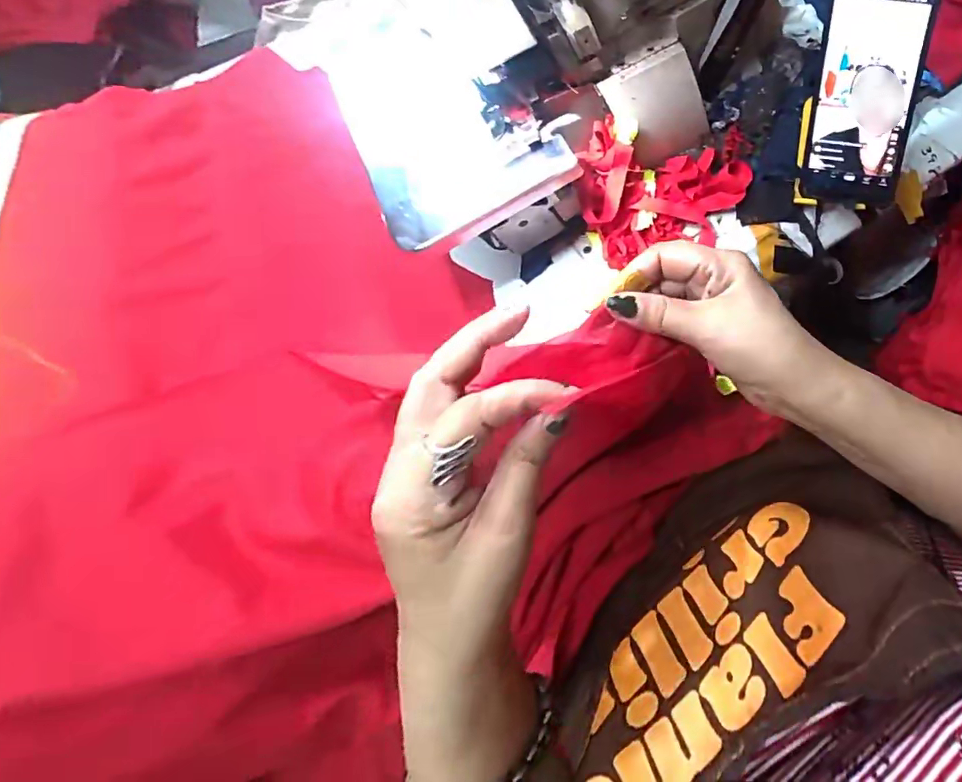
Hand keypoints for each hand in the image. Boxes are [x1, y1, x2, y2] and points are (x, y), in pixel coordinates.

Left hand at [373, 307, 572, 781]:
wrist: (447, 648)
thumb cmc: (475, 600)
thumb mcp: (508, 532)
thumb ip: (528, 460)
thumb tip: (558, 404)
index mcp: (410, 491)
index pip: (464, 420)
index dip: (515, 396)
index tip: (564, 390)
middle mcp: (397, 469)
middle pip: (428, 385)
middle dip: (473, 344)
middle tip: (519, 313)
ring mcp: (405, 468)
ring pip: (432, 394)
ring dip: (470, 357)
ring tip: (511, 327)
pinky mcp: (423, 472)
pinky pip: (444, 415)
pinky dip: (473, 386)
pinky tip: (498, 369)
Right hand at [602, 241, 840, 419]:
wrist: (796, 385)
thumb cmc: (755, 345)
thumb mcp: (705, 325)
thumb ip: (659, 313)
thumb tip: (613, 303)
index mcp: (719, 262)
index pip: (665, 255)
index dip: (635, 273)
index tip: (609, 300)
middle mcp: (714, 275)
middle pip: (665, 275)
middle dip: (637, 293)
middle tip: (607, 319)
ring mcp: (713, 302)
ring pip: (668, 299)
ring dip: (645, 313)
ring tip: (617, 331)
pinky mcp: (711, 326)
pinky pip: (677, 319)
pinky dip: (658, 328)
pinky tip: (639, 340)